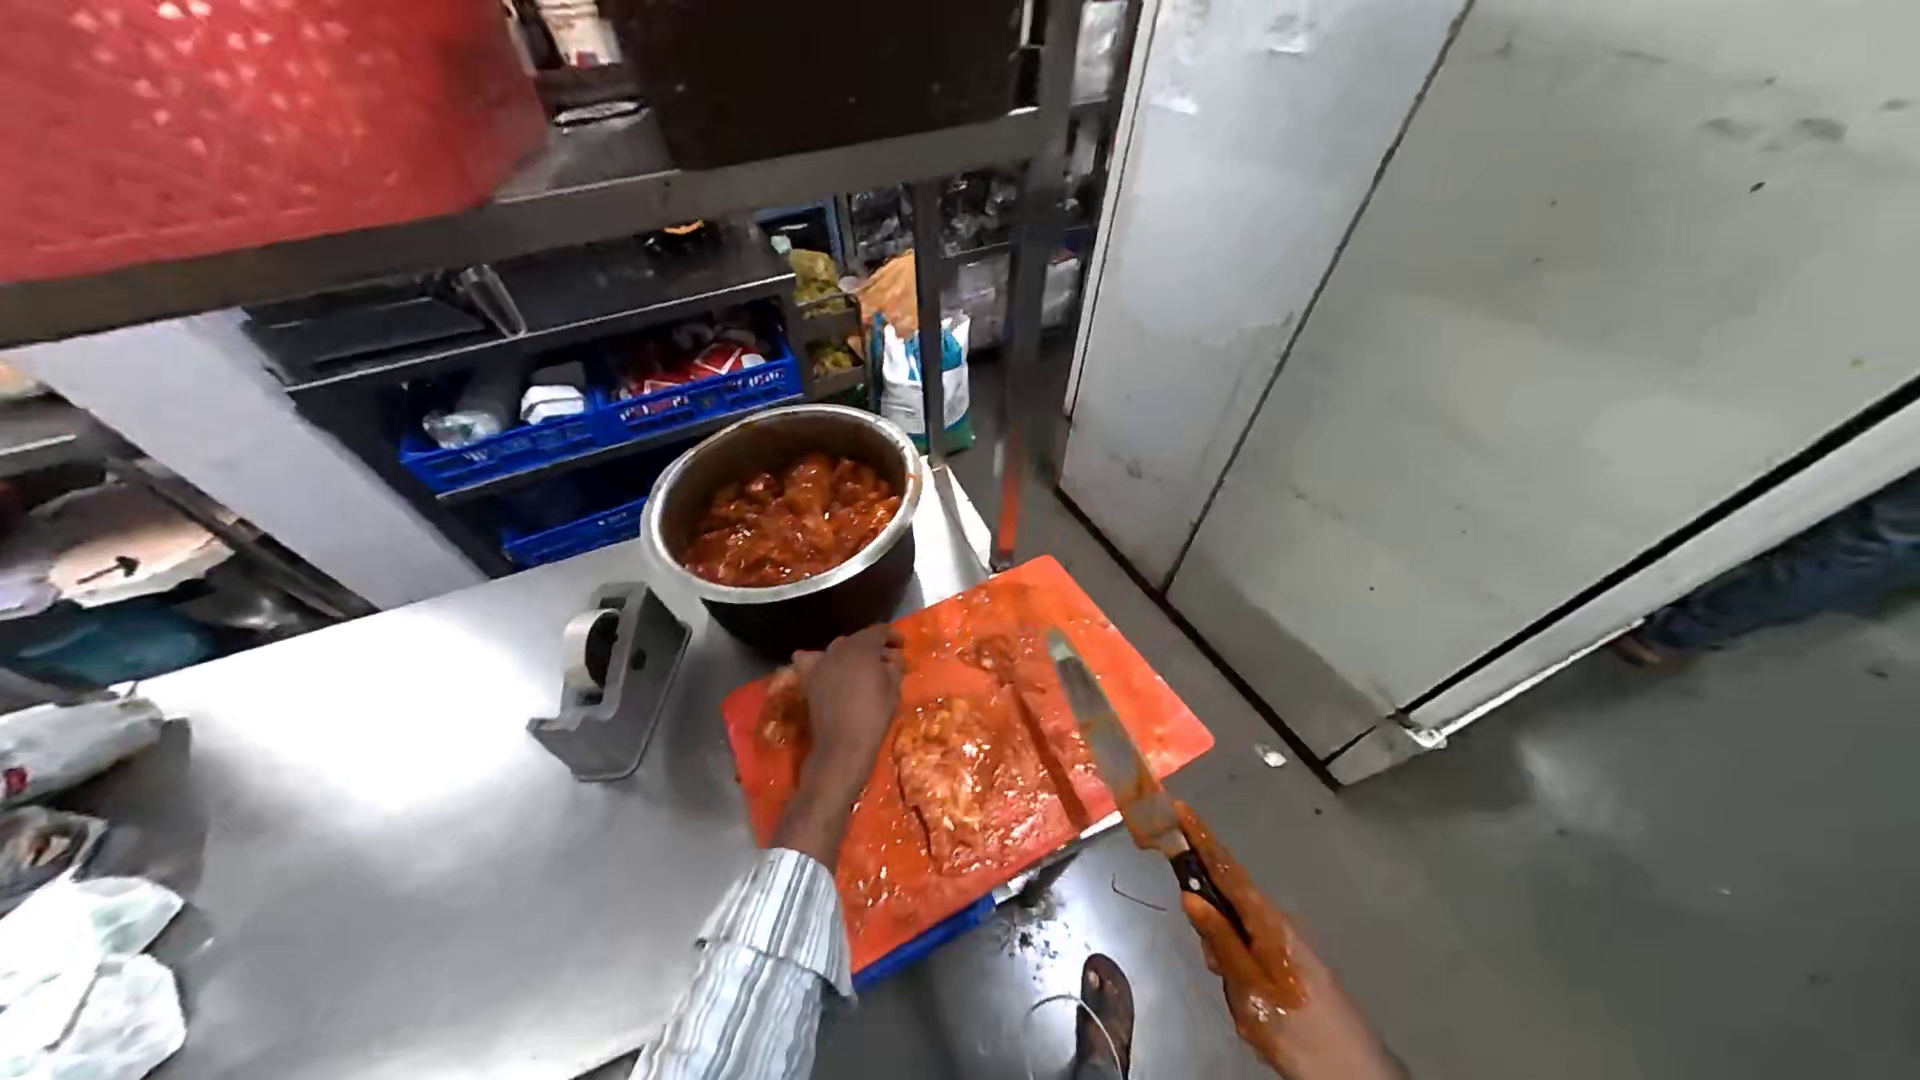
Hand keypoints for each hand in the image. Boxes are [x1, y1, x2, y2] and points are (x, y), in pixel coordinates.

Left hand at [772, 625, 903, 867]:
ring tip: (863, 668)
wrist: (843, 746)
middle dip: (874, 646)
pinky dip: (819, 660)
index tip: (903, 646)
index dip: (893, 636)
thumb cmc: (874, 717)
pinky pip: (810, 660)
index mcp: (862, 648)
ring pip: (838, 648)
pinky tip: (828, 668)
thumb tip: (893, 658)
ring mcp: (820, 663)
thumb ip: (894, 667)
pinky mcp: (809, 679)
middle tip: (888, 661)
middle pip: (859, 639)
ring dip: (852, 653)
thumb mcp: (893, 690)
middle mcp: (838, 649)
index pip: (879, 631)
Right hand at [1176, 801, 1403, 1079]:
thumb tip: (1188, 894)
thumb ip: (1220, 942)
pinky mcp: (1293, 959)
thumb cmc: (1300, 1032)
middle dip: (1210, 923)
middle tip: (1219, 972)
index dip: (1201, 837)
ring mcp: (1288, 940)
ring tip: (1242, 999)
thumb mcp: (1250, 992)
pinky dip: (1241, 964)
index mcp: (1267, 922)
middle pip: (1228, 898)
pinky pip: (1252, 946)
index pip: (1226, 868)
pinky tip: (1253, 1000)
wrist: (1359, 1076)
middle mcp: (1278, 921)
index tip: (1179, 808)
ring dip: (1227, 953)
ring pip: (1238, 927)